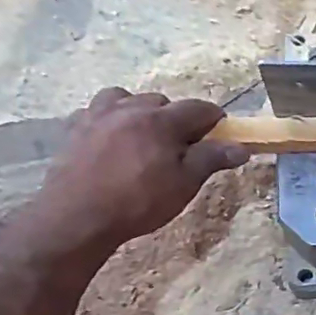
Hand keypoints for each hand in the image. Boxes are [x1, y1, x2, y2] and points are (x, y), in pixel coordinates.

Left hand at [19, 88, 248, 259]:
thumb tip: (241, 147)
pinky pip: (97, 111)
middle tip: (181, 145)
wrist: (77, 216)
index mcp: (161, 121)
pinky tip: (112, 139)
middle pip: (162, 101)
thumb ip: (212, 159)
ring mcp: (98, 115)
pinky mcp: (74, 128)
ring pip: (126, 99)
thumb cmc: (139, 201)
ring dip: (140, 111)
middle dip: (176, 118)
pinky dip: (110, 118)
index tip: (221, 133)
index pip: (198, 108)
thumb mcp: (184, 184)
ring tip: (144, 136)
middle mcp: (130, 109)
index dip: (215, 119)